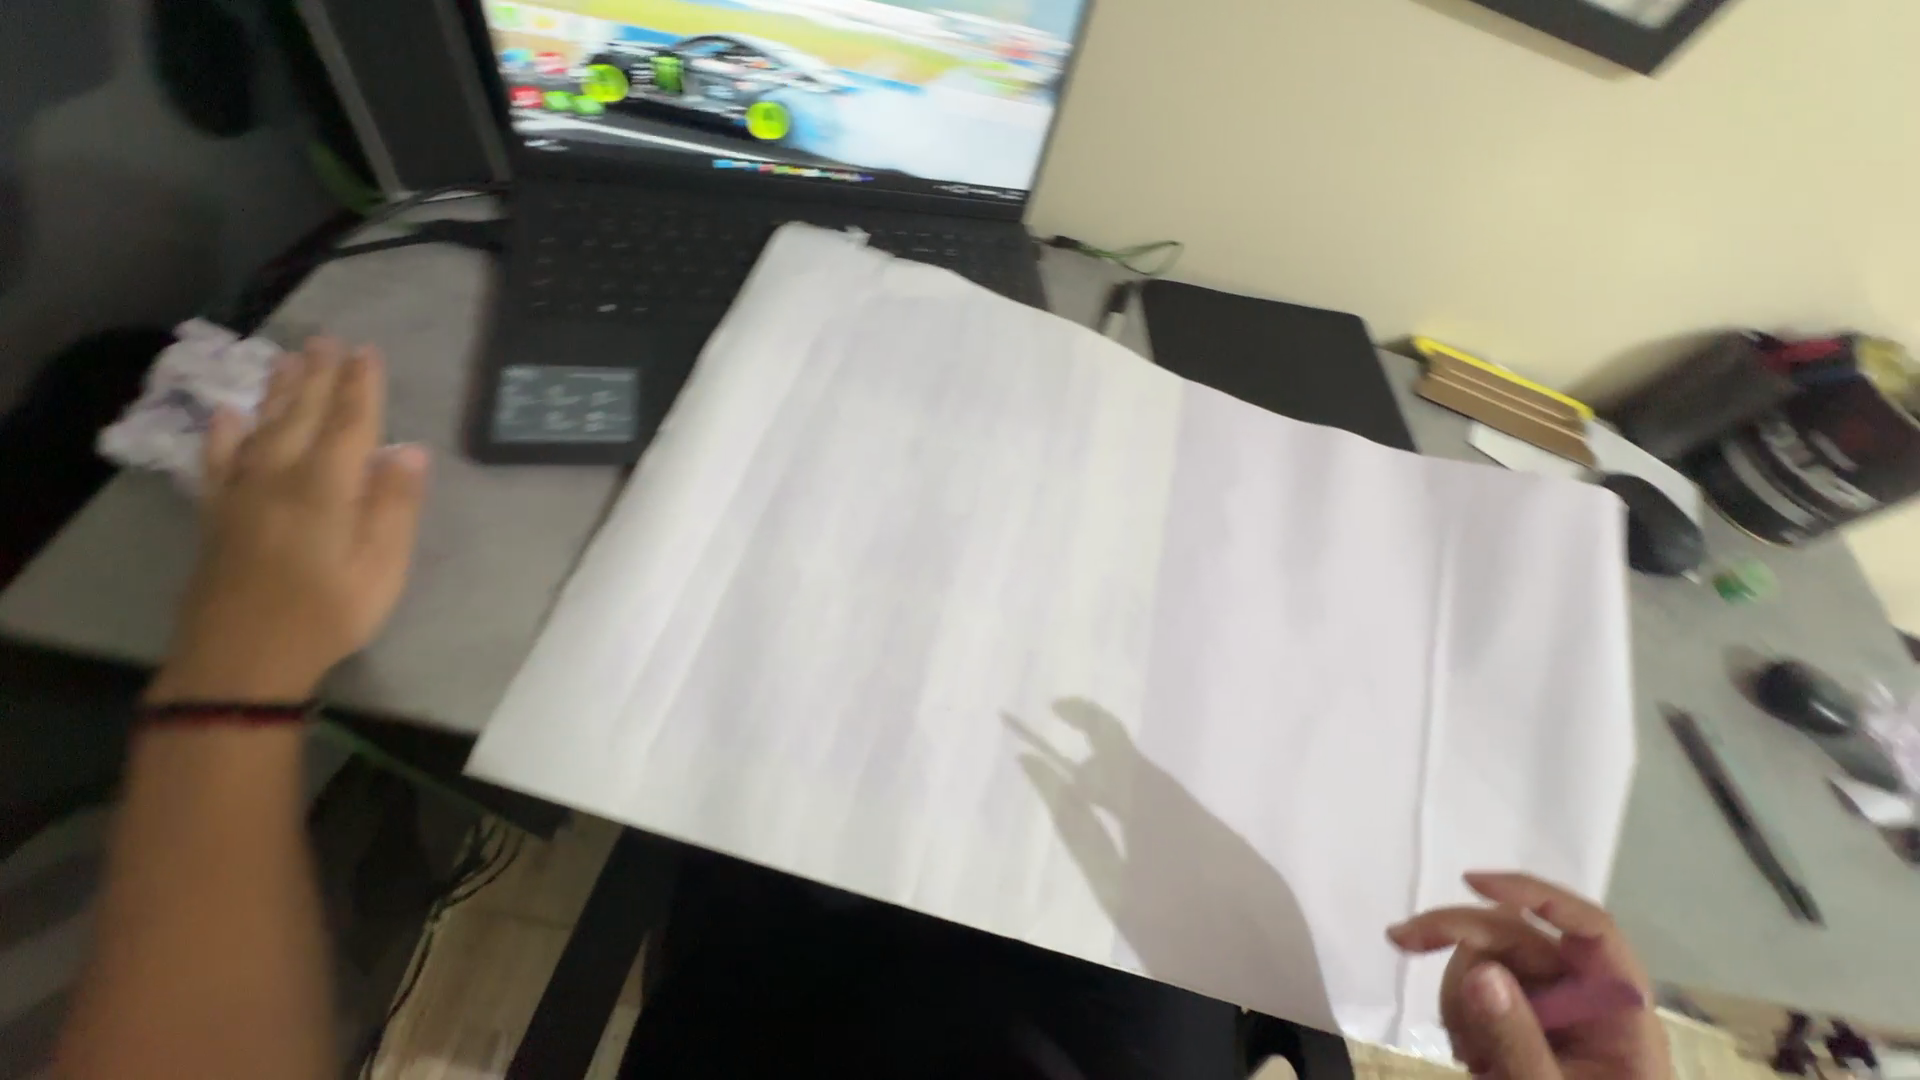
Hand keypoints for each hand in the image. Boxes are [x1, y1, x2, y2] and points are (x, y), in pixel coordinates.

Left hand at [147, 339, 427, 703]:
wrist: (244, 656)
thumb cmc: (331, 612)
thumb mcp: (382, 565)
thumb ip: (394, 505)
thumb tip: (408, 450)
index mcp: (325, 488)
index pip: (348, 425)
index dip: (360, 388)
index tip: (366, 352)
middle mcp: (279, 478)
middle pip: (301, 416)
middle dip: (318, 377)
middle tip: (327, 340)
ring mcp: (242, 494)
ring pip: (261, 428)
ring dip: (278, 392)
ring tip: (290, 359)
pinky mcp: (220, 514)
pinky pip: (219, 461)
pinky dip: (223, 433)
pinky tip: (228, 414)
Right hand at [1388, 873, 1670, 1079]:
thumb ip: (1517, 1041)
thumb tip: (1480, 971)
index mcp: (1619, 1013)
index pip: (1591, 930)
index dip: (1536, 894)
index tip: (1469, 883)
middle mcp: (1586, 998)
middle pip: (1517, 934)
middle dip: (1456, 933)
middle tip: (1400, 939)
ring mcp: (1552, 1008)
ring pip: (1488, 957)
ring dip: (1458, 991)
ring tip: (1464, 1053)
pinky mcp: (1522, 1019)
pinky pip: (1477, 986)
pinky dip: (1458, 1010)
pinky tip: (1467, 1052)